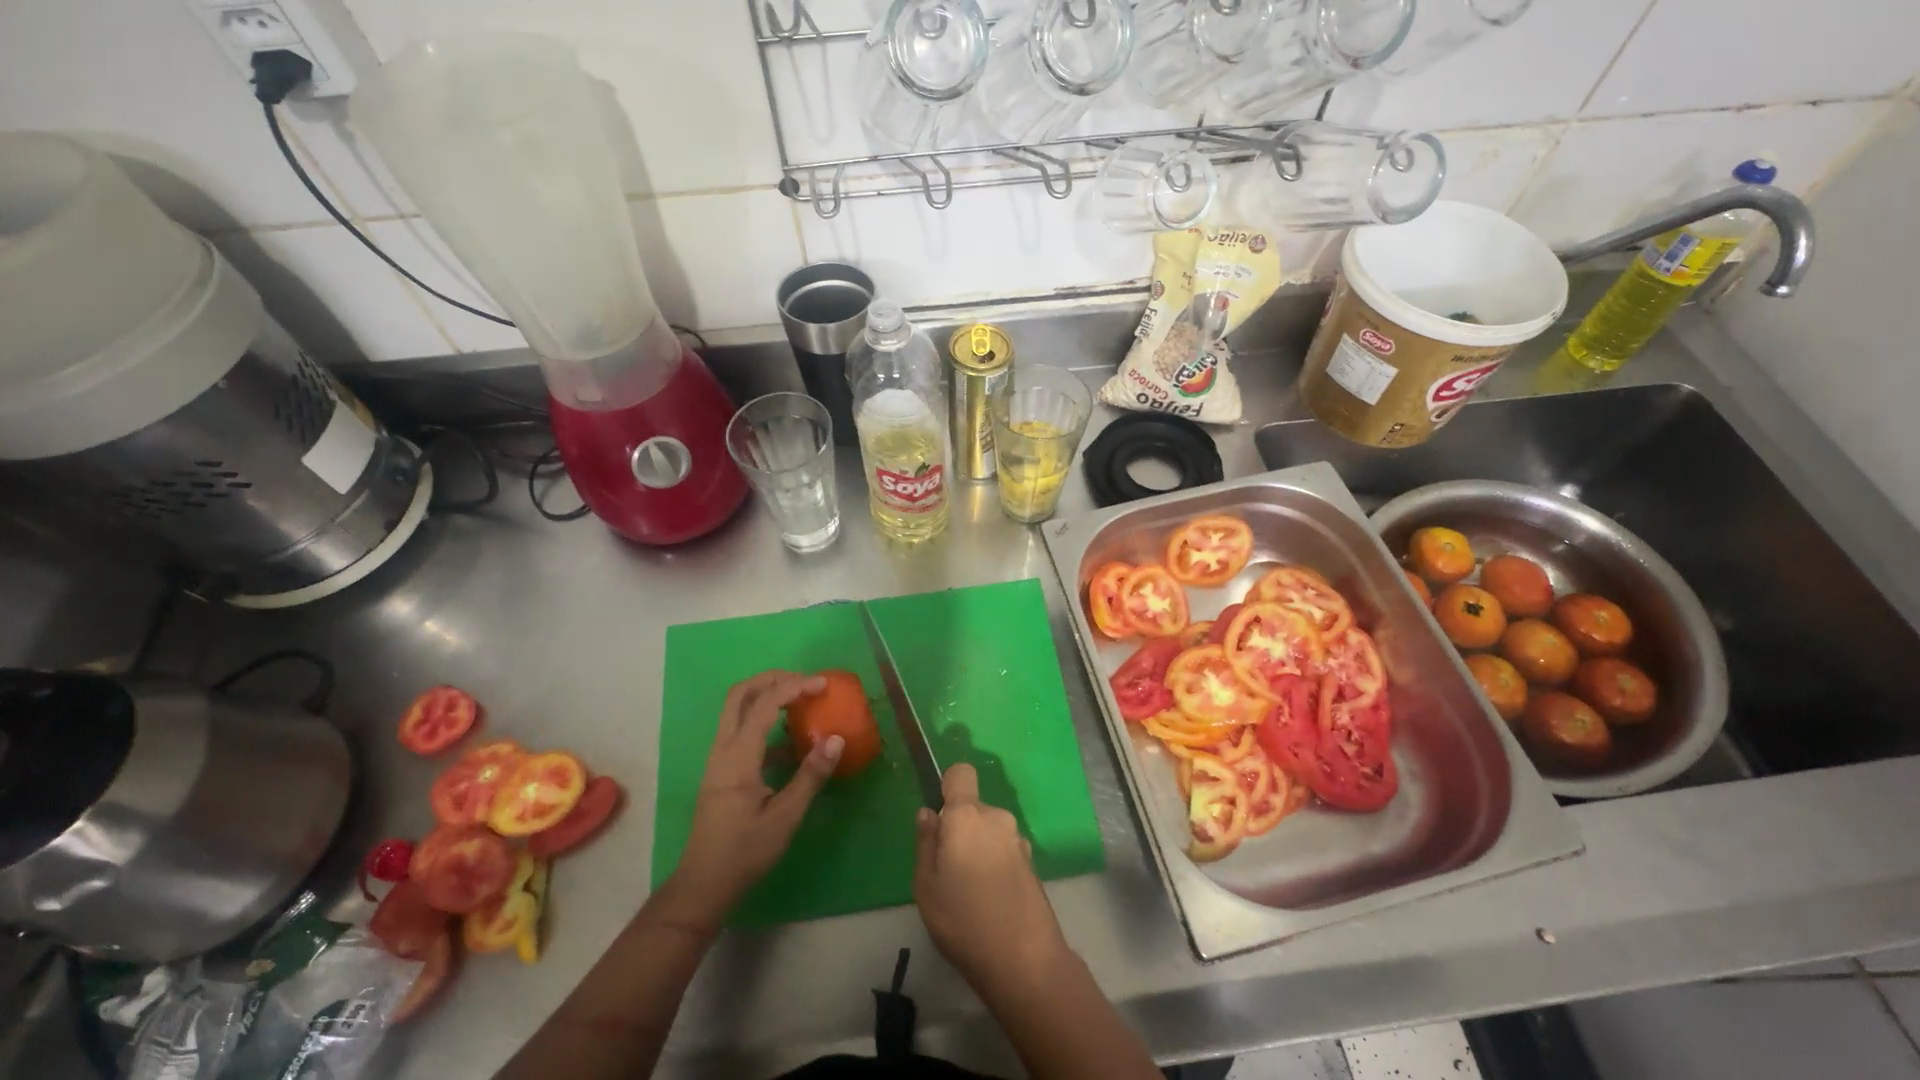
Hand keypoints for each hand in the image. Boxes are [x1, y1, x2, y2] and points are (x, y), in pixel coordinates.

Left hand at [663, 671, 841, 929]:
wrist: (704, 883)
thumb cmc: (745, 852)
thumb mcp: (786, 817)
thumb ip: (811, 775)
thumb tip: (836, 738)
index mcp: (738, 757)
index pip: (763, 704)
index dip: (794, 687)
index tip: (822, 685)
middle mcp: (722, 750)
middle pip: (740, 695)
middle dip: (772, 679)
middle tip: (804, 681)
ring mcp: (718, 760)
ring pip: (736, 711)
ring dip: (766, 698)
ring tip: (801, 703)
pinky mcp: (721, 772)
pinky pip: (740, 733)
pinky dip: (764, 724)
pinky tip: (791, 745)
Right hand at [913, 765, 1072, 993]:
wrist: (1023, 959)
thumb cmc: (962, 919)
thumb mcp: (926, 885)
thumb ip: (926, 843)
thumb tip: (928, 814)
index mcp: (967, 816)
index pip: (961, 773)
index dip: (947, 786)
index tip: (938, 820)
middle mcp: (997, 819)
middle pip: (973, 808)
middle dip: (959, 828)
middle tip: (946, 870)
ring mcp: (1019, 841)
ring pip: (989, 831)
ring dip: (977, 848)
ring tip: (968, 891)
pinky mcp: (1032, 863)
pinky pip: (1004, 850)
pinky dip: (994, 864)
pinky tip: (989, 900)